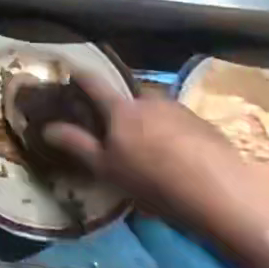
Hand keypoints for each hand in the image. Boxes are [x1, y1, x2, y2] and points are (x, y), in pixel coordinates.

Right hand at [41, 79, 268, 243]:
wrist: (222, 194)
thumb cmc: (153, 181)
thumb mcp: (107, 168)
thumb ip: (76, 144)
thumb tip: (46, 127)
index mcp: (121, 108)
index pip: (94, 82)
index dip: (80, 76)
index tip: (71, 73)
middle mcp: (150, 100)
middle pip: (129, 93)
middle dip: (119, 102)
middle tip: (114, 124)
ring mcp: (180, 109)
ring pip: (155, 106)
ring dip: (147, 117)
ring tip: (147, 143)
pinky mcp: (205, 124)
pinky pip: (178, 120)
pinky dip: (170, 129)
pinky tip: (175, 154)